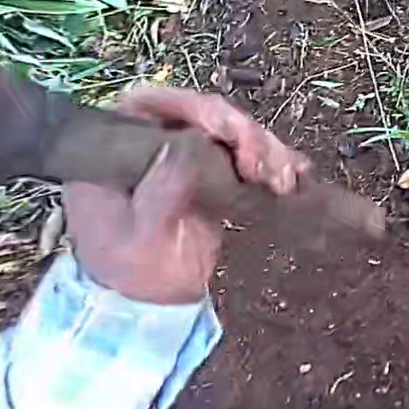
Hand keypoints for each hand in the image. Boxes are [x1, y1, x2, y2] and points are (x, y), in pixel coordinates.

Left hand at [64, 87, 306, 303]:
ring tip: (280, 179)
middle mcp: (155, 148)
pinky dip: (279, 160)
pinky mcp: (222, 172)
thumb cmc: (135, 274)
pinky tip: (293, 177)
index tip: (223, 128)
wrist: (157, 304)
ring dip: (268, 149)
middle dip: (243, 132)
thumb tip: (188, 140)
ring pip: (238, 131)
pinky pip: (257, 152)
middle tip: (260, 162)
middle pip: (205, 113)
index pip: (147, 104)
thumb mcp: (141, 235)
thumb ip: (161, 188)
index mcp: (115, 156)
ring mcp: (191, 158)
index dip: (188, 104)